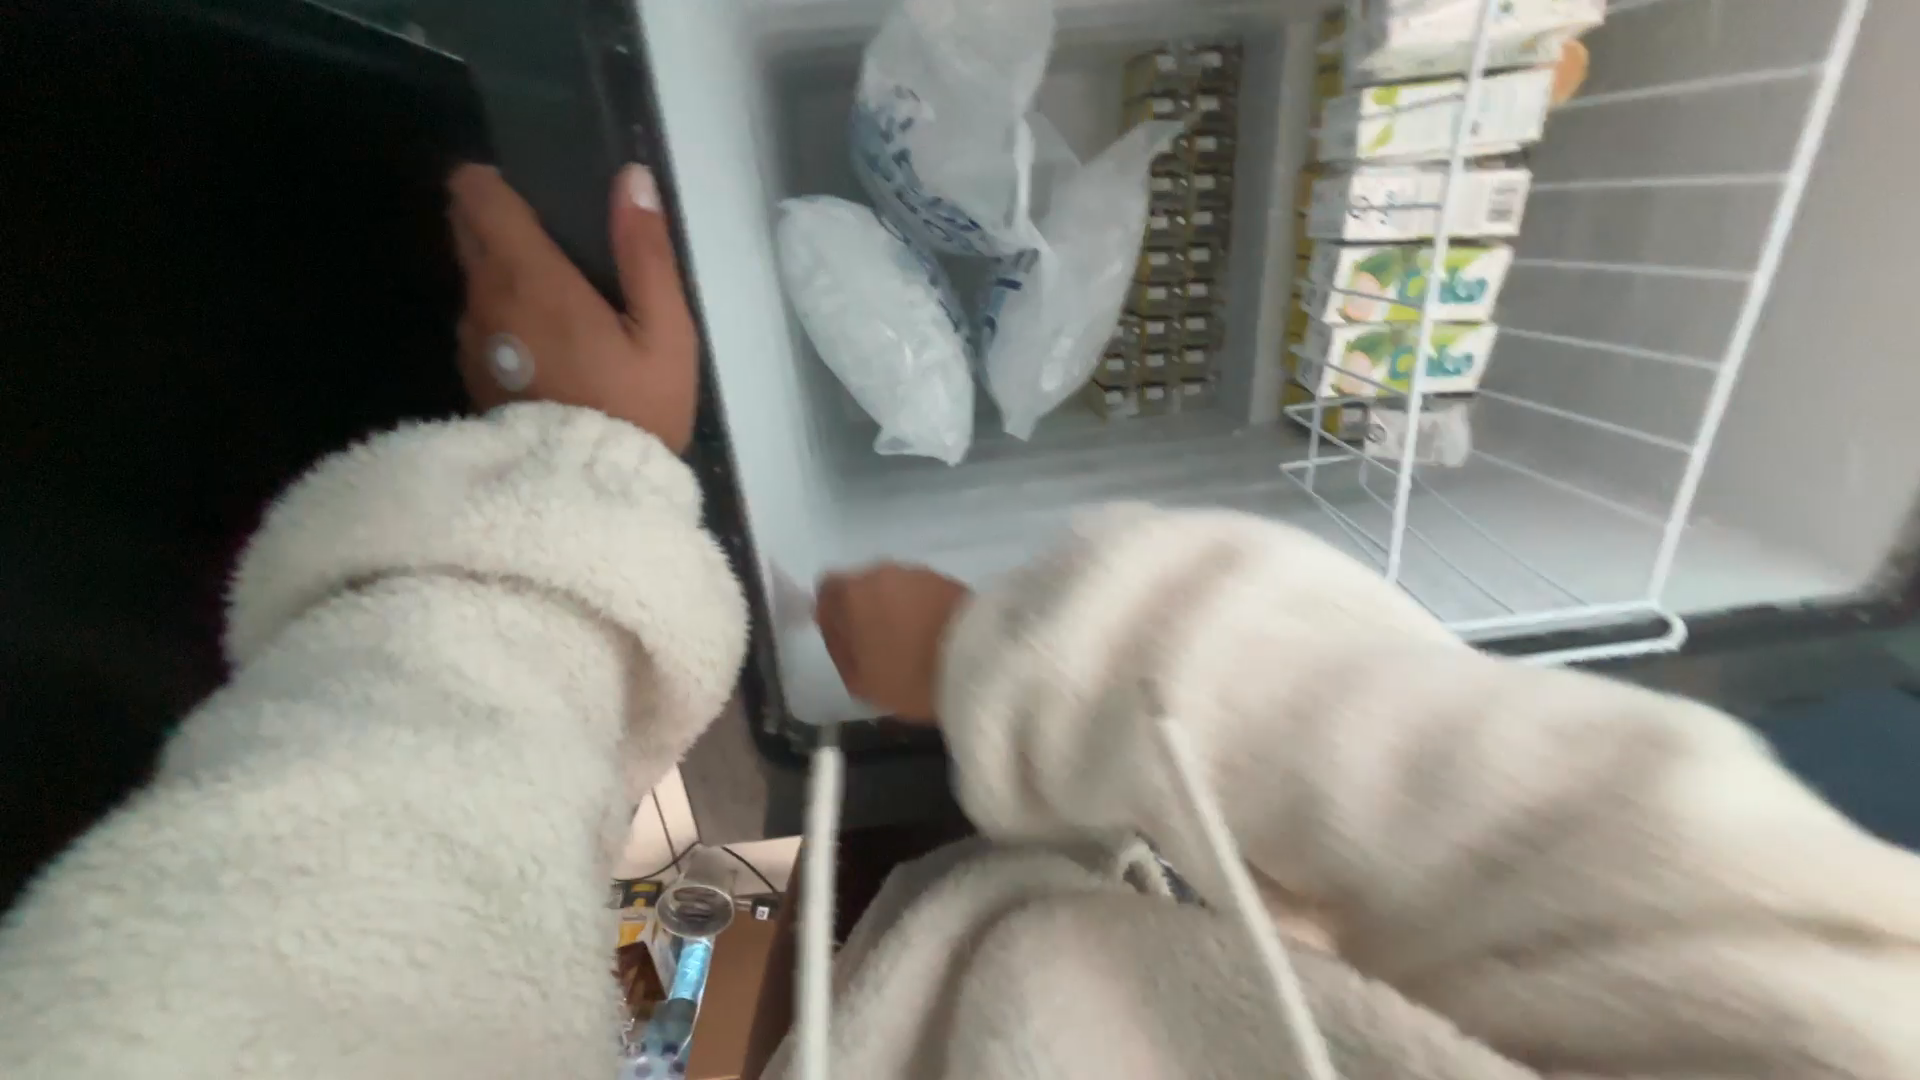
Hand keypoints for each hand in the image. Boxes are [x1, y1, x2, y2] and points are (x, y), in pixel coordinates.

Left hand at [448, 163, 698, 452]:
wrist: (591, 489)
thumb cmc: (638, 407)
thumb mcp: (667, 334)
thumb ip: (647, 254)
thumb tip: (632, 179)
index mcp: (530, 277)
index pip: (477, 194)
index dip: (501, 186)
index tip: (542, 207)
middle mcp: (485, 298)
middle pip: (467, 229)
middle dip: (503, 227)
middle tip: (563, 259)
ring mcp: (472, 340)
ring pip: (476, 280)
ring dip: (508, 280)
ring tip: (565, 315)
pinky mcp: (474, 374)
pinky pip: (482, 323)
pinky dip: (507, 321)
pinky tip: (551, 354)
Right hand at [815, 564, 971, 724]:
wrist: (979, 658)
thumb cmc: (910, 674)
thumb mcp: (863, 683)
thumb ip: (842, 654)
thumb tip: (840, 635)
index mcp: (852, 592)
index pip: (827, 591)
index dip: (832, 618)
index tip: (847, 645)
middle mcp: (881, 572)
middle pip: (863, 588)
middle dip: (866, 613)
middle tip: (879, 648)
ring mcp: (918, 572)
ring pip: (894, 590)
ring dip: (896, 610)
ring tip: (911, 644)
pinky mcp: (948, 579)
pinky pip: (921, 594)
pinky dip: (921, 610)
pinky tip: (932, 637)